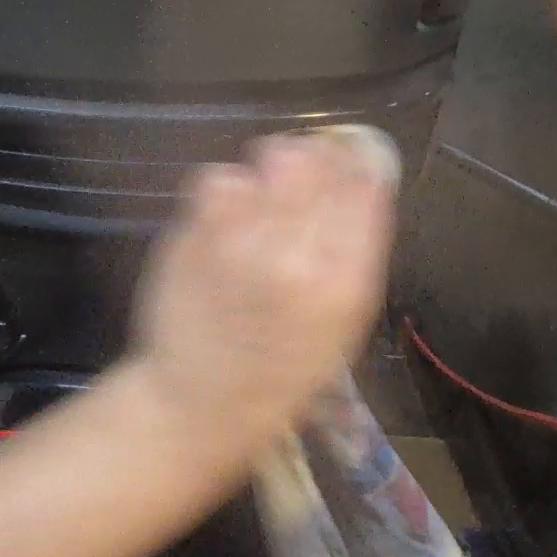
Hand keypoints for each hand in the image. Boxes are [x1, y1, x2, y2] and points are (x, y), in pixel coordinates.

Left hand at [127, 127, 396, 453]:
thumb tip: (363, 180)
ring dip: (266, 171)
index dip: (354, 163)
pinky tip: (227, 215)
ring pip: (264, 159)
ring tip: (260, 203)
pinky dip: (226, 187)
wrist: (200, 398)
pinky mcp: (193, 233)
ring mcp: (237, 240)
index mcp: (344, 283)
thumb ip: (354, 252)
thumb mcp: (342, 324)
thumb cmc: (281, 369)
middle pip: (313, 159)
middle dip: (311, 157)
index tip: (346, 162)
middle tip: (299, 178)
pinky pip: (217, 178)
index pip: (363, 187)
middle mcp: (294, 254)